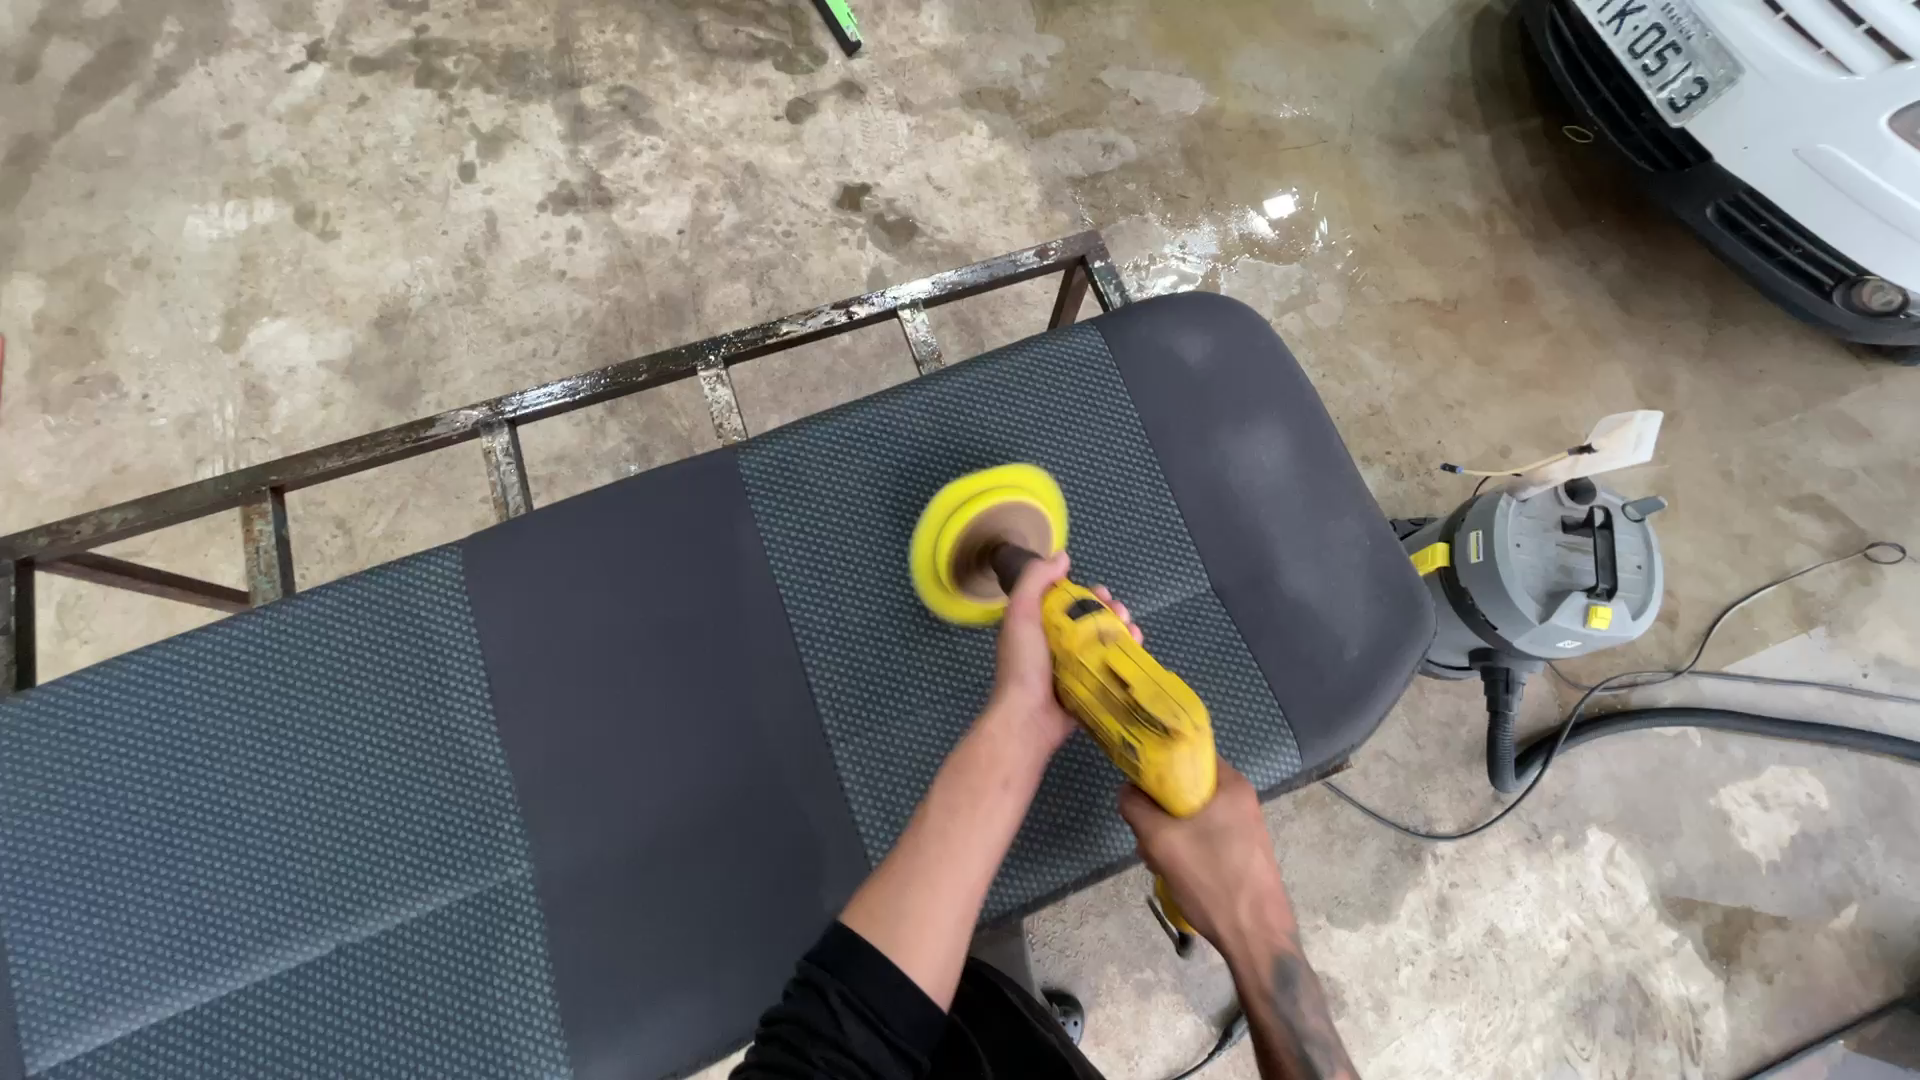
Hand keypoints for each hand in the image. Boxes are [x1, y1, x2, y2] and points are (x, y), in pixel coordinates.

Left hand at [979, 552, 1142, 760]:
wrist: (1027, 718)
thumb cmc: (1022, 664)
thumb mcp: (1021, 613)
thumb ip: (1036, 580)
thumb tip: (1061, 556)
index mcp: (1036, 626)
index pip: (1066, 602)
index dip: (1085, 593)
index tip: (1101, 592)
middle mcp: (1054, 645)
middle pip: (1089, 620)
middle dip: (1109, 611)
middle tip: (1121, 611)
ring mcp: (1072, 668)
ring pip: (1103, 642)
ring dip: (1122, 631)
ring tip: (1132, 629)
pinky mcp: (1088, 688)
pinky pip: (1111, 667)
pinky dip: (1125, 656)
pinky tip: (1136, 649)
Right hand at [1119, 760, 1292, 951]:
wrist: (1257, 939)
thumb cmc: (1211, 881)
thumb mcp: (1160, 840)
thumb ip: (1135, 807)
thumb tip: (1127, 791)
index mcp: (1231, 784)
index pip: (1187, 754)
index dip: (1157, 764)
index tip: (1137, 785)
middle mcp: (1241, 798)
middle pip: (1187, 786)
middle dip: (1159, 807)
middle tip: (1145, 832)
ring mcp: (1245, 825)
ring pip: (1193, 814)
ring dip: (1169, 831)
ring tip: (1156, 858)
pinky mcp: (1244, 850)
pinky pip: (1206, 834)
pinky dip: (1186, 846)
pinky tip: (1175, 871)